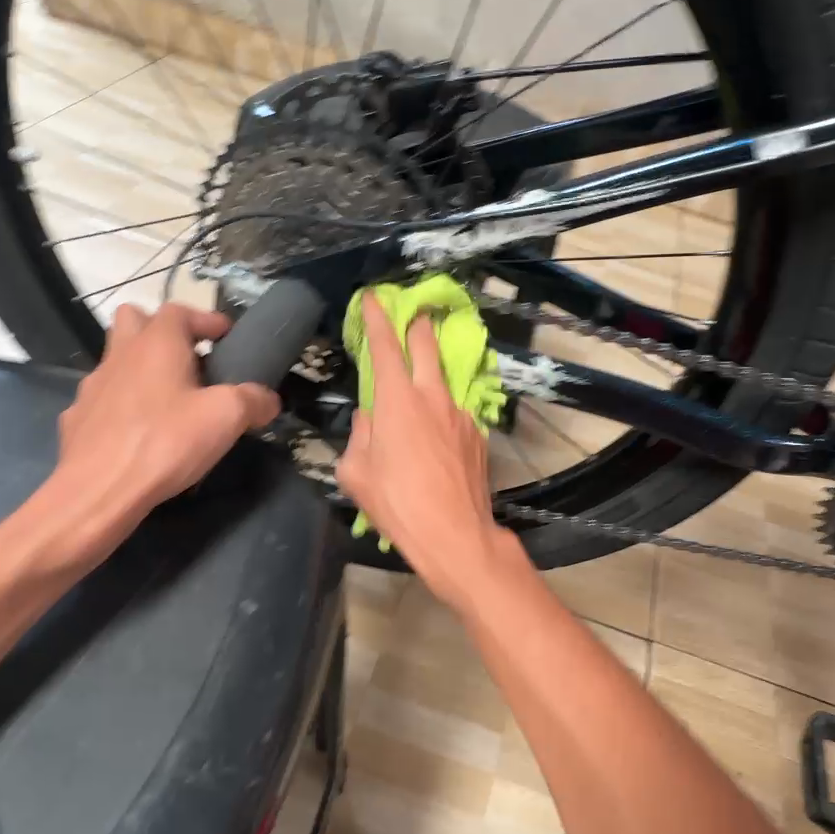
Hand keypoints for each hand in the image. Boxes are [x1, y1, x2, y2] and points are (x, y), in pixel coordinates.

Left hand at [43, 303, 279, 536]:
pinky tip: (136, 433)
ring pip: (115, 360)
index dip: (205, 319)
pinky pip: (102, 400)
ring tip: (165, 400)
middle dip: (160, 330)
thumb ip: (253, 401)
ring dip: (139, 369)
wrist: (98, 489)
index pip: (180, 310)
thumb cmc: (165, 442)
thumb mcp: (226, 418)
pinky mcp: (77, 419)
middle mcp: (120, 355)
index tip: (226, 337)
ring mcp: (92, 387)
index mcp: (157, 343)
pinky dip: (120, 406)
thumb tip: (268, 399)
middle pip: (134, 320)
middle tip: (187, 359)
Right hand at [337, 295, 520, 606]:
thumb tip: (371, 419)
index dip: (378, 317)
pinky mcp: (478, 435)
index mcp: (397, 401)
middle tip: (410, 316)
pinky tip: (436, 436)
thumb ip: (361, 436)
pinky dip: (443, 411)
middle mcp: (432, 397)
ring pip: (444, 378)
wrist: (456, 535)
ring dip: (432, 369)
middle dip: (416, 324)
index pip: (385, 346)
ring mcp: (460, 414)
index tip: (374, 298)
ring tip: (421, 382)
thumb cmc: (397, 505)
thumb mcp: (356, 473)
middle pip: (427, 343)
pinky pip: (455, 411)